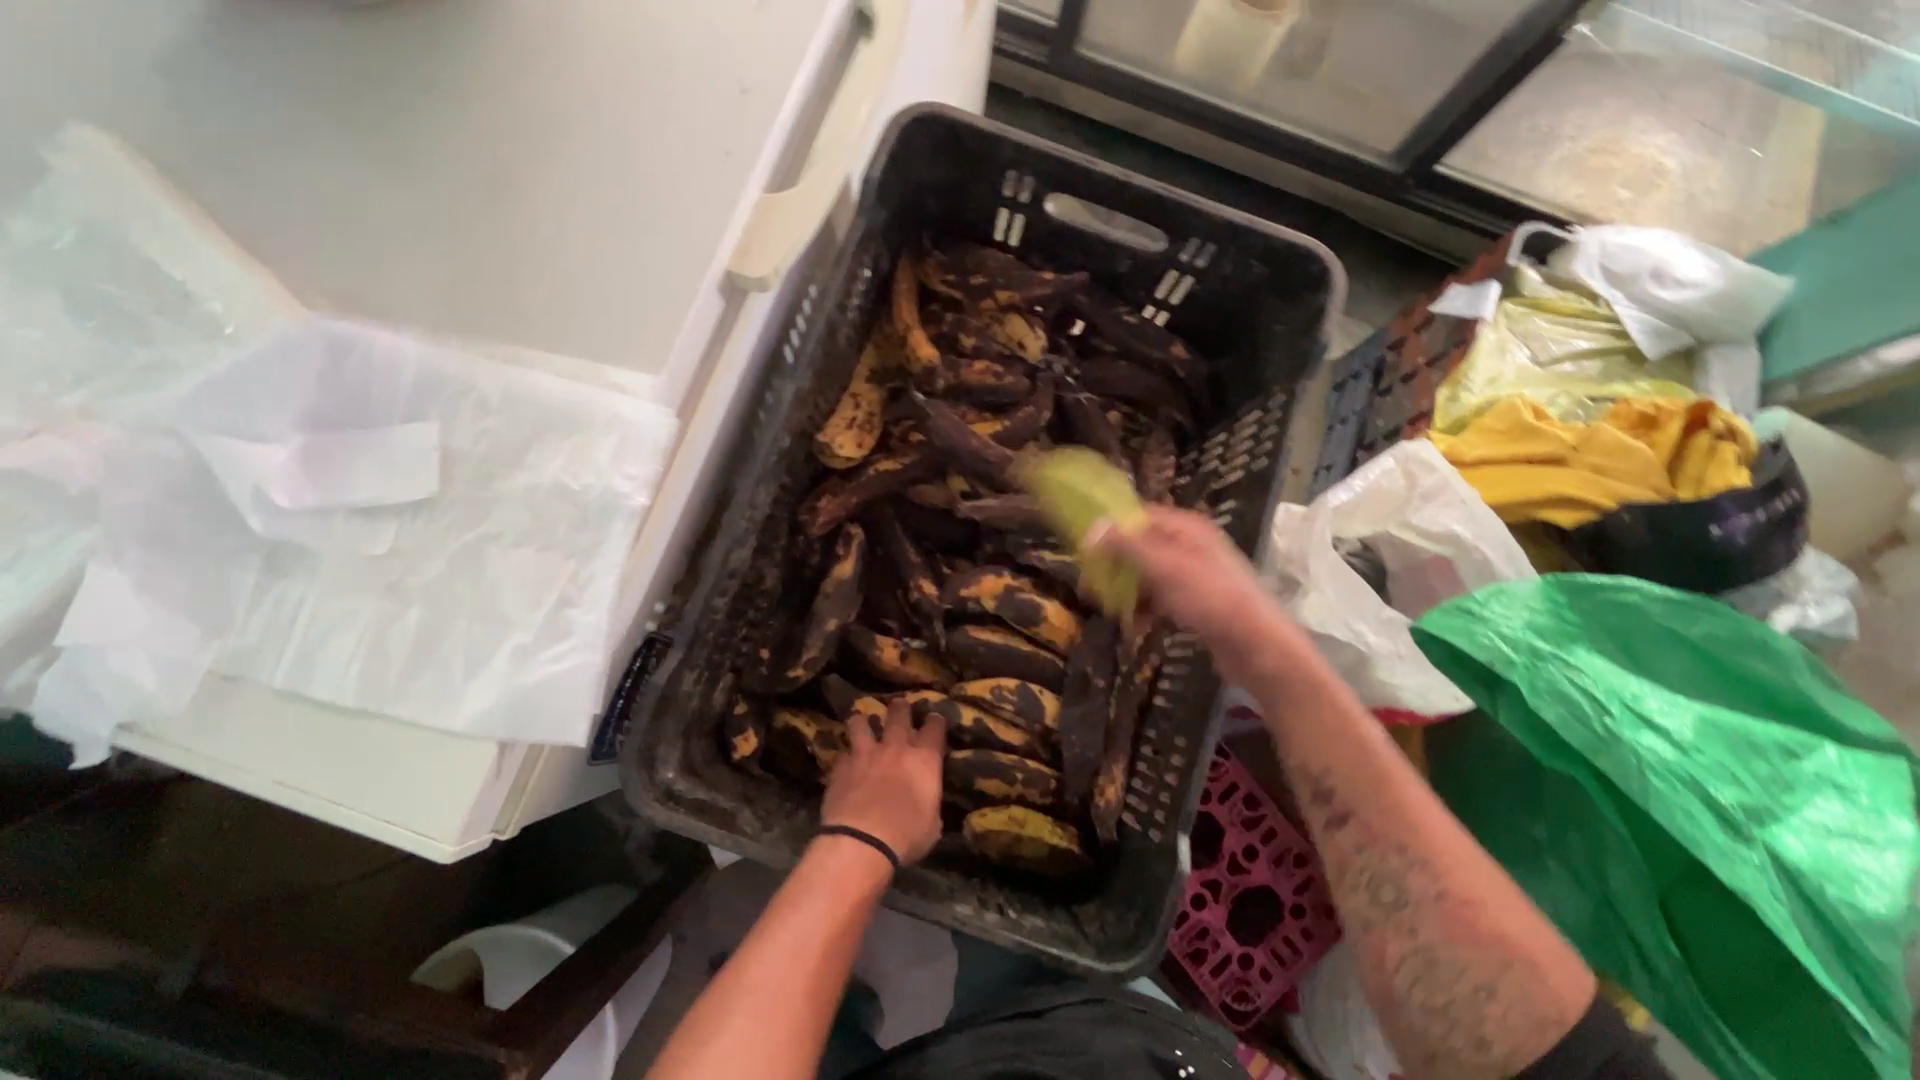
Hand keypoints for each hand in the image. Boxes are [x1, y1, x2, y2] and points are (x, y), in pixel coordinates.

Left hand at [820, 697, 945, 866]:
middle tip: (899, 704)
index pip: (934, 729)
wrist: (861, 841)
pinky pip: (843, 753)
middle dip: (900, 708)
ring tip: (861, 721)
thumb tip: (926, 804)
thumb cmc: (906, 836)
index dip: (935, 722)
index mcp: (924, 760)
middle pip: (898, 715)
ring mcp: (865, 754)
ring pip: (861, 724)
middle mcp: (895, 749)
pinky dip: (846, 756)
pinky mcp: (840, 767)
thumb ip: (929, 805)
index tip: (934, 718)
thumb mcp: (932, 825)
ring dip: (863, 721)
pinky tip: (844, 761)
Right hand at [1090, 506, 1299, 681]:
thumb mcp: (1165, 567)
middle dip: (1116, 565)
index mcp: (1187, 528)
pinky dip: (1147, 609)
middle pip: (1143, 547)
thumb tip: (1091, 529)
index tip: (1084, 547)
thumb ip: (1127, 547)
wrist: (1256, 646)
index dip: (1112, 528)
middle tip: (1089, 585)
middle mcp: (1192, 546)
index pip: (1141, 515)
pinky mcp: (1198, 605)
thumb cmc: (1210, 598)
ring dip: (1128, 591)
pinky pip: (1163, 600)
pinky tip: (1136, 626)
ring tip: (1109, 609)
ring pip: (1150, 576)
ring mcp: (1196, 577)